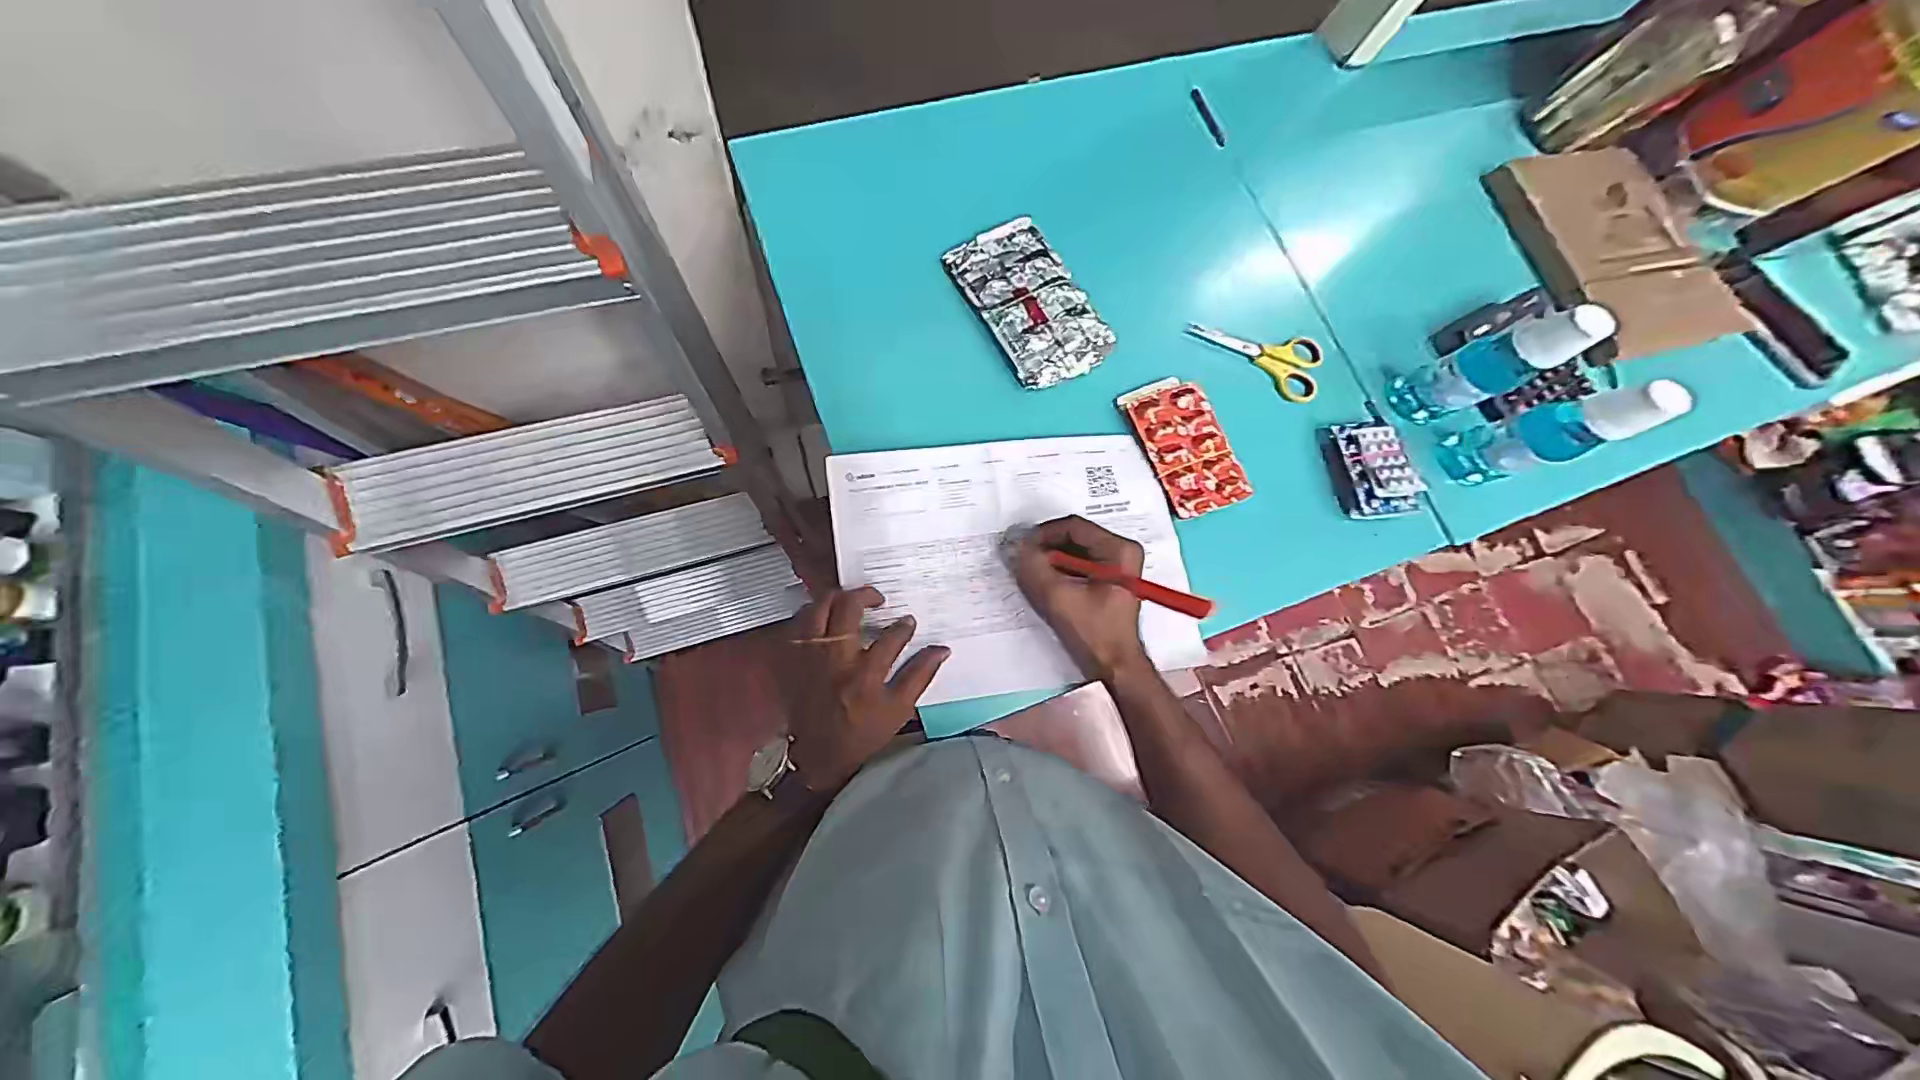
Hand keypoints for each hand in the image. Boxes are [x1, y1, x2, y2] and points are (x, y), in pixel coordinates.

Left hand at [782, 587, 949, 792]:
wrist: (819, 754)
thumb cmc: (862, 733)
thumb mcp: (899, 708)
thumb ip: (920, 674)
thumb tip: (941, 649)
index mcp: (865, 674)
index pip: (891, 635)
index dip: (904, 625)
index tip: (908, 622)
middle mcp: (836, 659)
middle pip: (848, 607)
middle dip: (866, 595)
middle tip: (877, 599)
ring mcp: (811, 656)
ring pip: (819, 607)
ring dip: (837, 598)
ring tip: (850, 600)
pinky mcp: (795, 658)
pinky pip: (800, 623)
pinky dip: (814, 613)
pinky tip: (826, 615)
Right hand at [1010, 515, 1150, 680]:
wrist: (1114, 667)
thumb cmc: (1093, 632)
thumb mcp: (1057, 597)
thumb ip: (1033, 567)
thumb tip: (1014, 545)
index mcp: (1119, 549)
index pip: (1073, 526)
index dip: (1043, 534)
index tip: (1021, 547)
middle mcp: (1122, 552)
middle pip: (1074, 537)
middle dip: (1046, 548)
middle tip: (1023, 560)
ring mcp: (1117, 566)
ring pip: (1074, 552)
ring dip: (1051, 561)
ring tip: (1031, 574)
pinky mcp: (1109, 580)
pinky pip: (1079, 566)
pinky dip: (1060, 572)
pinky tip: (1045, 584)